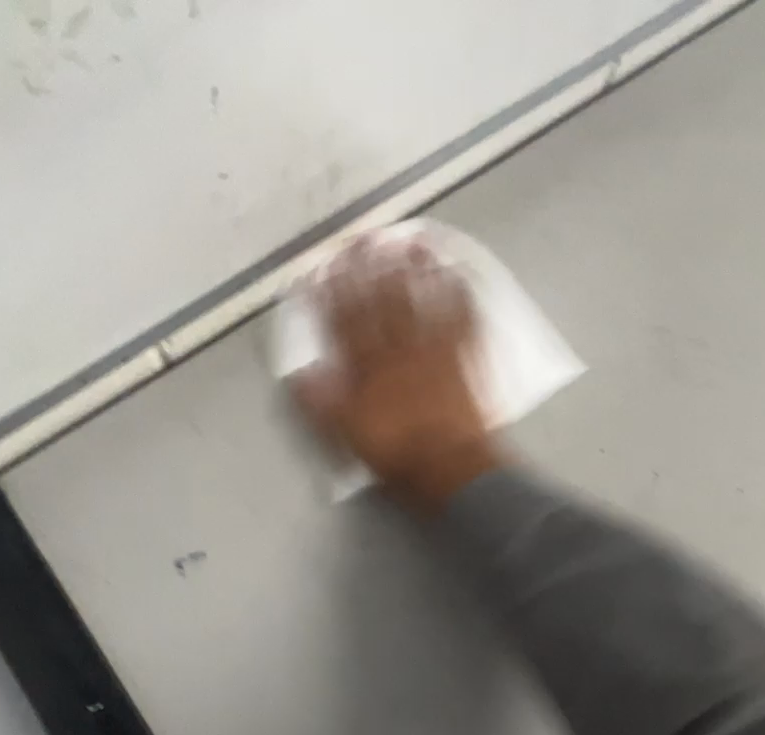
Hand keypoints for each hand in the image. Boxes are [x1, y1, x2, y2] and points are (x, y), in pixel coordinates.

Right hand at [289, 234, 502, 514]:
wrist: (452, 468)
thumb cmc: (397, 456)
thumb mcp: (347, 436)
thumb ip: (322, 403)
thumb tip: (299, 374)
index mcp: (367, 368)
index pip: (342, 322)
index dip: (329, 292)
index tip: (320, 267)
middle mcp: (399, 350)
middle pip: (381, 301)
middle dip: (369, 267)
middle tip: (362, 237)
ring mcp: (435, 349)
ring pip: (421, 300)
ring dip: (414, 269)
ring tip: (408, 240)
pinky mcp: (465, 357)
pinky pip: (462, 317)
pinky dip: (460, 292)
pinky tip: (458, 272)